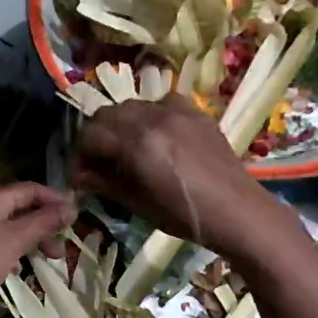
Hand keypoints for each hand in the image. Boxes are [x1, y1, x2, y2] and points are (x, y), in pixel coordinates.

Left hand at [0, 182, 74, 314]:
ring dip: (32, 240)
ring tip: (50, 259)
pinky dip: (14, 251)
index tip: (77, 215)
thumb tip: (72, 207)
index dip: (54, 199)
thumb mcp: (18, 238)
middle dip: (45, 225)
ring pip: (11, 227)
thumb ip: (45, 221)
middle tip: (63, 246)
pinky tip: (19, 268)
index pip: (29, 189)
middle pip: (20, 208)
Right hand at [71, 95, 272, 247]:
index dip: (80, 155)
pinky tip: (156, 135)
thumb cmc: (184, 216)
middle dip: (96, 135)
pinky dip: (149, 115)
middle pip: (106, 114)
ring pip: (131, 105)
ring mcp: (176, 112)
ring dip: (120, 123)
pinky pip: (161, 102)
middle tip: (99, 160)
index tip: (81, 174)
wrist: (238, 212)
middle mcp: (153, 119)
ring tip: (125, 147)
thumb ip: (104, 183)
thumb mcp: (137, 204)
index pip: (91, 135)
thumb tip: (78, 176)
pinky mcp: (195, 113)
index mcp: (137, 144)